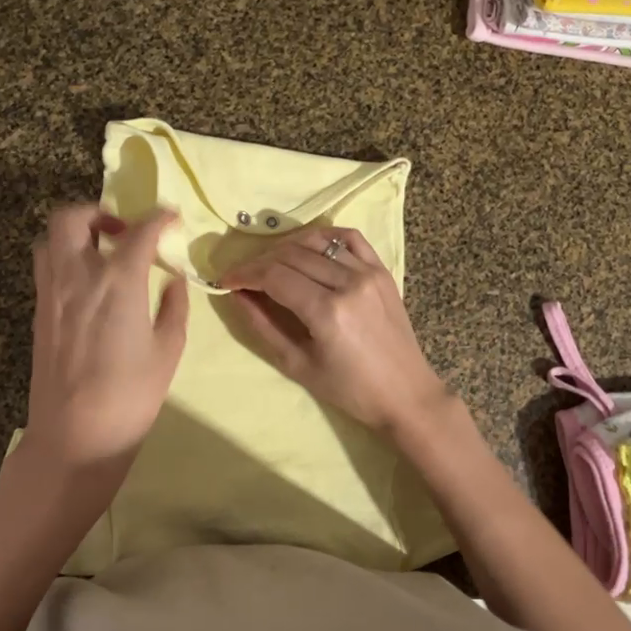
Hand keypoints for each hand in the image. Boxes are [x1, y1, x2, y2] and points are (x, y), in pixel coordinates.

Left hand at [23, 205, 188, 474]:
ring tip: (101, 253)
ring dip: (75, 233)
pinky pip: (46, 268)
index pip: (139, 231)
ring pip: (49, 239)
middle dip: (99, 212)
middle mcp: (77, 276)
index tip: (172, 218)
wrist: (75, 438)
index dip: (159, 218)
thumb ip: (174, 306)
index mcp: (117, 281)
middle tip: (123, 231)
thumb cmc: (131, 396)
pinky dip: (65, 260)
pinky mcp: (39, 313)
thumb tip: (173, 279)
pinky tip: (89, 286)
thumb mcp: (168, 350)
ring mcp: (51, 293)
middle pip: (73, 218)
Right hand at [219, 226, 451, 436]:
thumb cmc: (350, 390)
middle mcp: (348, 282)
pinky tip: (307, 247)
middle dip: (259, 261)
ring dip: (286, 246)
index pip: (274, 276)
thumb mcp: (298, 366)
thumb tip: (236, 295)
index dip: (244, 274)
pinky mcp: (381, 270)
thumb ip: (263, 326)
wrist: (406, 394)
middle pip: (291, 255)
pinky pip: (348, 237)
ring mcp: (368, 272)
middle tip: (242, 274)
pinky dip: (323, 236)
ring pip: (316, 241)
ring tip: (270, 262)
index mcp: (327, 311)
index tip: (225, 280)